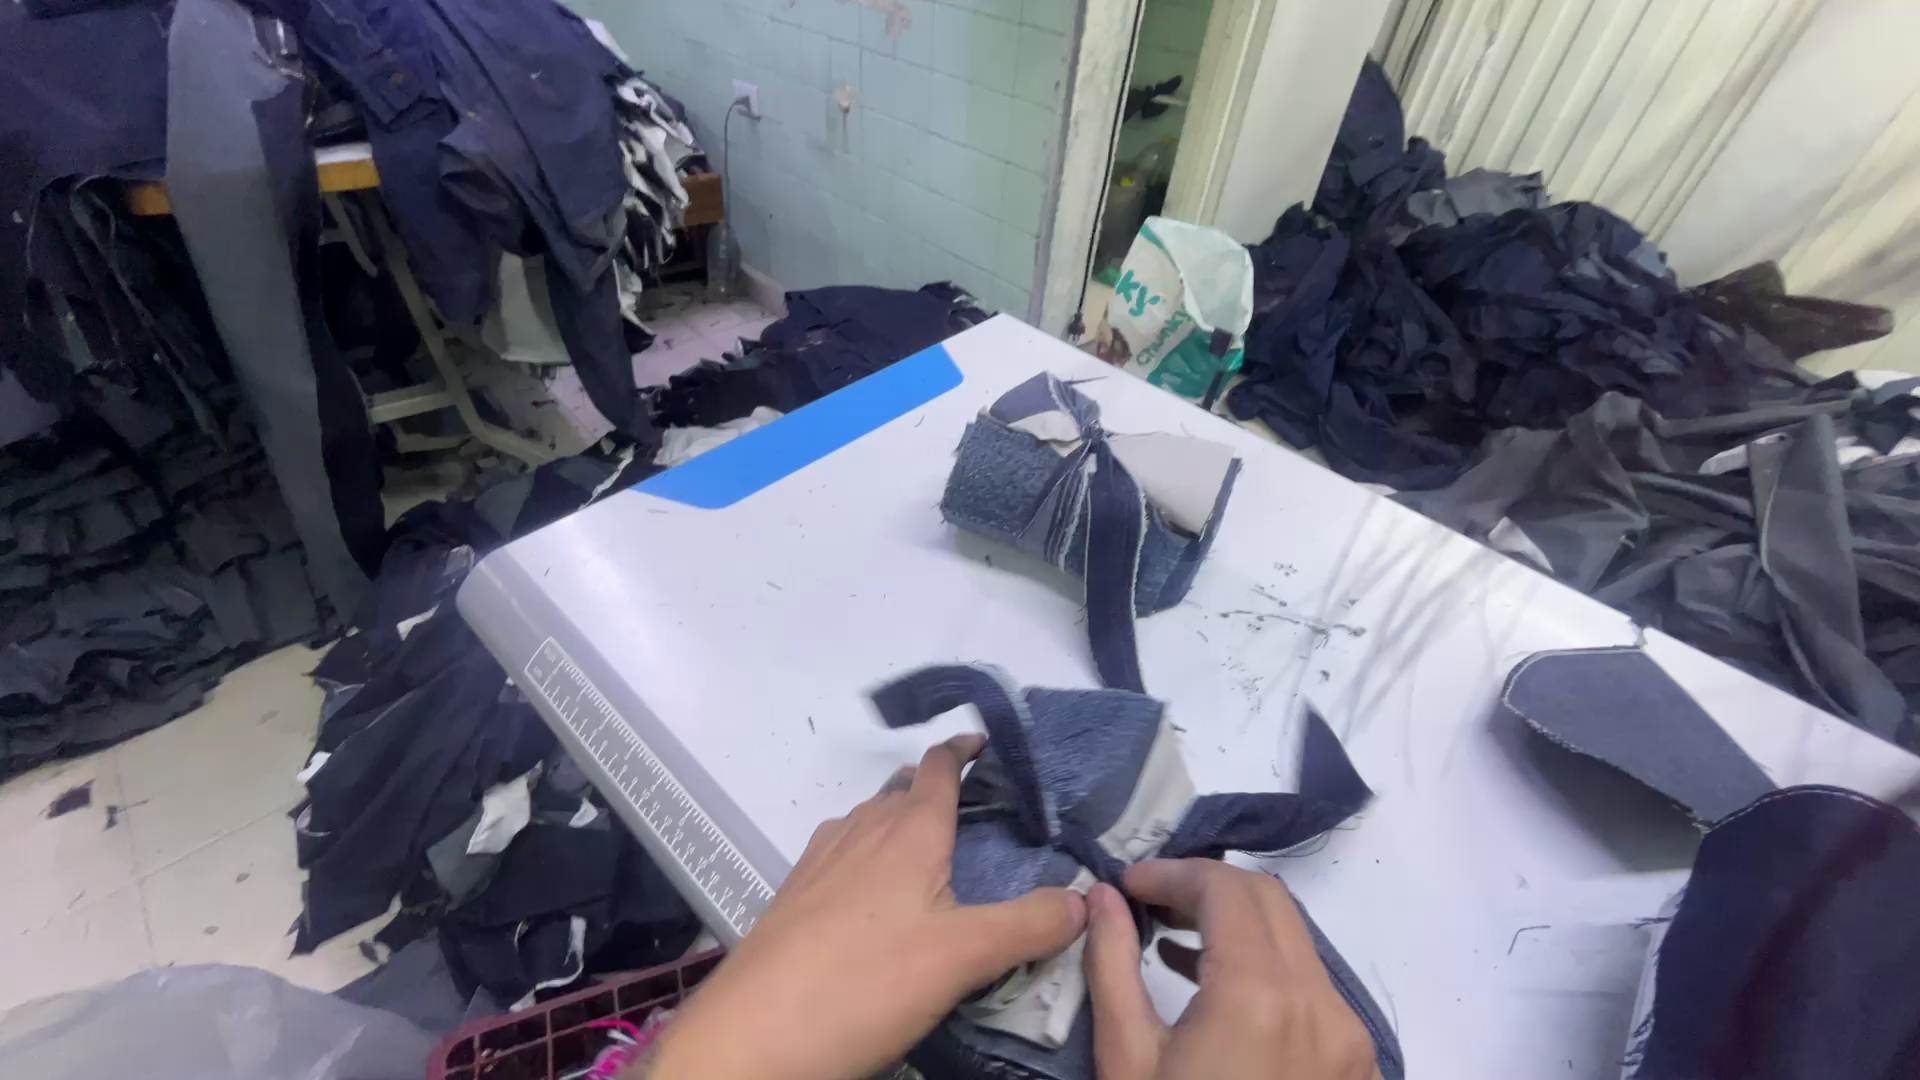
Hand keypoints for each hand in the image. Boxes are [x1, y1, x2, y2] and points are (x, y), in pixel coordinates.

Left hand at [647, 735, 1088, 1079]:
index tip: (986, 744)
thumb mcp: (962, 958)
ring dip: (902, 822)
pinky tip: (875, 900)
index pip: (939, 764)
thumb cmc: (865, 981)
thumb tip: (1086, 898)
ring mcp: (824, 854)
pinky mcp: (797, 888)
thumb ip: (1029, 924)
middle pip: (905, 788)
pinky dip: (871, 853)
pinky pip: (845, 850)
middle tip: (976, 820)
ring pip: (873, 818)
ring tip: (932, 859)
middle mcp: (864, 826)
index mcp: (910, 828)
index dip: (964, 748)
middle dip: (938, 791)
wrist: (751, 1036)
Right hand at [1085, 860, 1378, 1079]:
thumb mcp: (1127, 1058)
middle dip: (1201, 884)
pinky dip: (1261, 961)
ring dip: (1231, 920)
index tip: (1124, 885)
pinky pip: (1309, 984)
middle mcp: (1320, 1003)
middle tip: (1147, 901)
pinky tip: (1210, 986)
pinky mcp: (1356, 1069)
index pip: (1221, 886)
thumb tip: (1099, 895)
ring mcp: (1348, 1039)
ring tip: (1170, 935)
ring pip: (1292, 937)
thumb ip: (1112, 961)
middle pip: (1264, 898)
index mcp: (1261, 994)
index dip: (1170, 872)